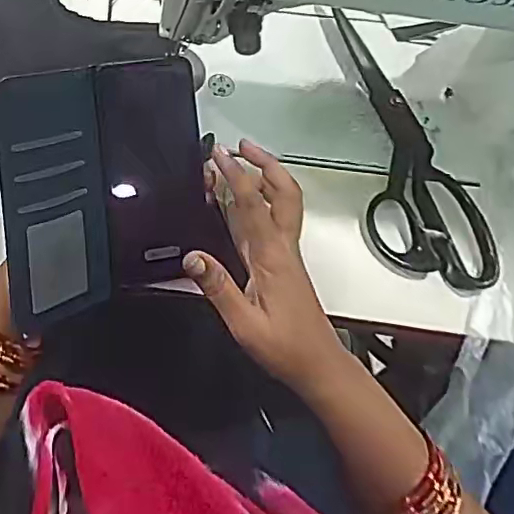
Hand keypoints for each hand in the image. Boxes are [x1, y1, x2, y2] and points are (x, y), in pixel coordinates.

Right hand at [185, 140, 339, 388]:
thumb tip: (192, 257)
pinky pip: (271, 220)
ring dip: (264, 176)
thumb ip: (218, 288)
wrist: (321, 367)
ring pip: (281, 203)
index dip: (234, 175)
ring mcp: (285, 254)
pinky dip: (257, 200)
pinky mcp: (282, 262)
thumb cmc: (287, 348)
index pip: (252, 204)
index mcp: (272, 257)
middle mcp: (283, 248)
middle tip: (242, 146)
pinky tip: (240, 202)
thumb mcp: (245, 324)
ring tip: (242, 161)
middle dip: (264, 163)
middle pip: (282, 193)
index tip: (218, 155)